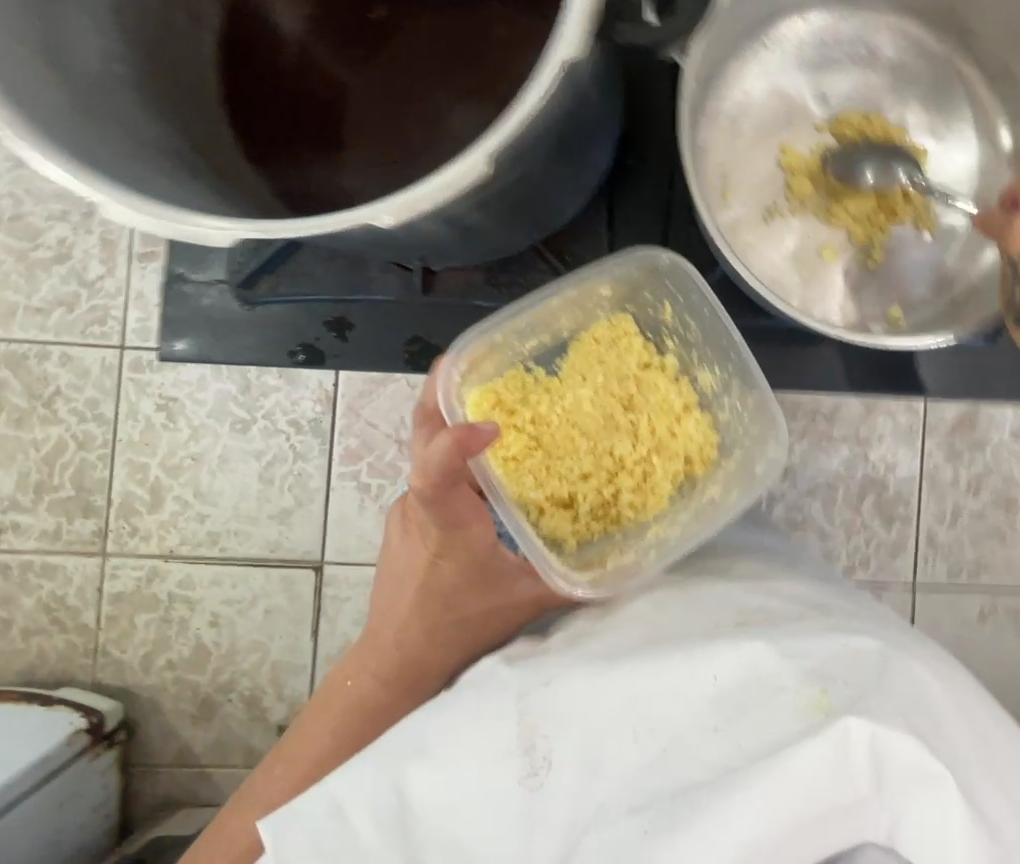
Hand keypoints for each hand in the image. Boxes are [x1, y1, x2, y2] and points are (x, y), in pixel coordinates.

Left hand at [354, 357, 566, 691]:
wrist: (394, 662)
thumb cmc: (456, 629)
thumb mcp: (524, 603)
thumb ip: (574, 580)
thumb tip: (625, 560)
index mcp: (446, 517)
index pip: (435, 465)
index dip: (458, 436)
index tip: (495, 424)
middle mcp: (420, 502)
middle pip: (421, 432)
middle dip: (441, 389)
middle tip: (470, 358)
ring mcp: (407, 507)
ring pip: (425, 450)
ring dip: (452, 421)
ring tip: (495, 402)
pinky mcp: (408, 519)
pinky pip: (430, 473)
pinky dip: (454, 455)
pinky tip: (486, 465)